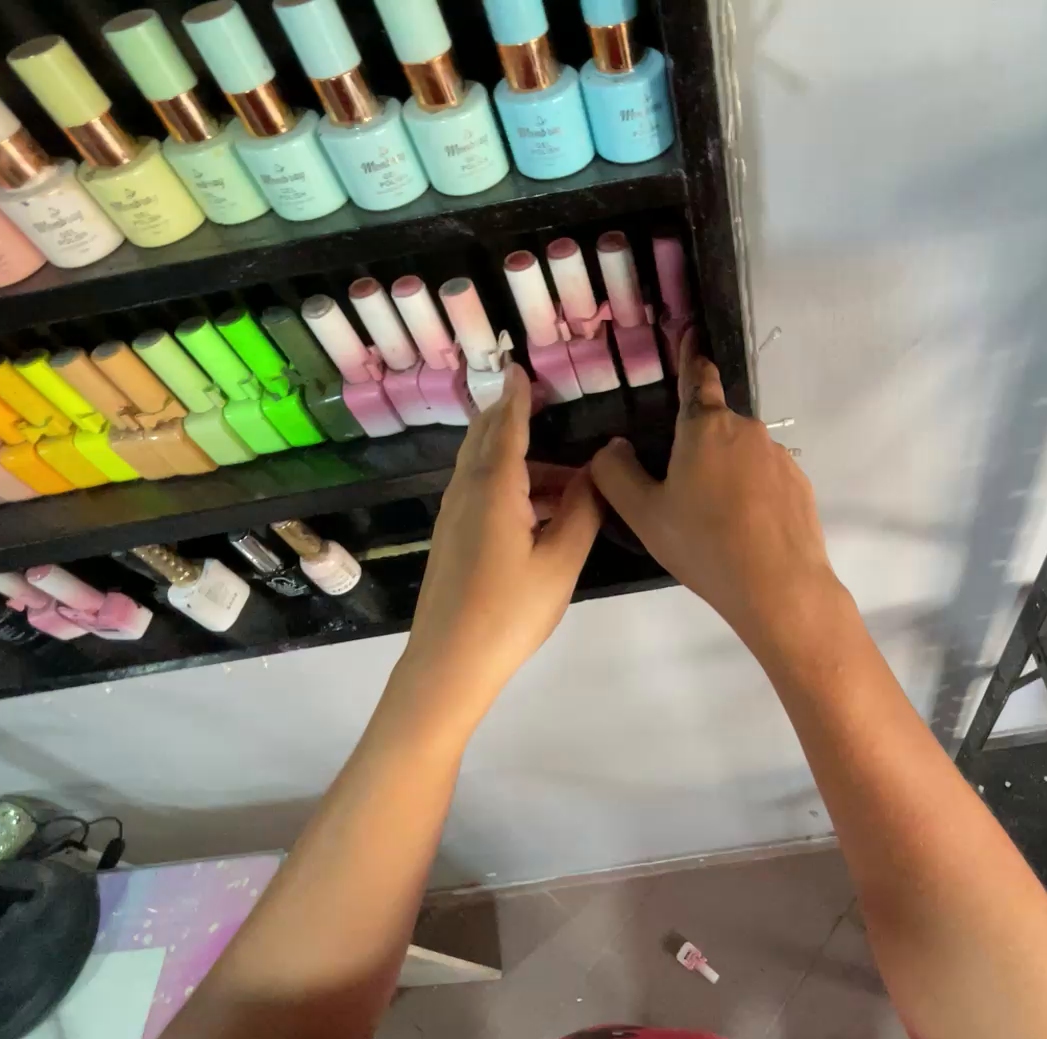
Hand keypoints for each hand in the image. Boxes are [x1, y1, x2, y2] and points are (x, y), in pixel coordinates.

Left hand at [400, 365, 600, 707]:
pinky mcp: (452, 539)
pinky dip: (511, 486)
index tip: (520, 369)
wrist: (449, 662)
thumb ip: (583, 511)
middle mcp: (466, 492)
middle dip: (513, 419)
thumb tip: (596, 474)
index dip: (517, 397)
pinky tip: (541, 511)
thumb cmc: (510, 611)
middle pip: (486, 440)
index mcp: (494, 489)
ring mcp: (454, 517)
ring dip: (524, 463)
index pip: (507, 427)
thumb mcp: (561, 561)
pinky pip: (482, 493)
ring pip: (485, 470)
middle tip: (544, 408)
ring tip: (573, 482)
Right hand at [590, 343, 841, 647]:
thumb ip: (616, 474)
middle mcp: (747, 430)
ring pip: (742, 456)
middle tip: (682, 494)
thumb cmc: (703, 544)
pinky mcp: (800, 485)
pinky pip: (766, 480)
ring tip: (715, 523)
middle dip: (698, 448)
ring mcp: (780, 458)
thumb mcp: (644, 514)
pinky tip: (745, 531)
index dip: (690, 356)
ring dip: (726, 475)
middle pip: (715, 427)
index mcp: (706, 427)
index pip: (698, 377)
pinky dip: (752, 495)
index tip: (691, 334)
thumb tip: (614, 448)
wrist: (778, 587)